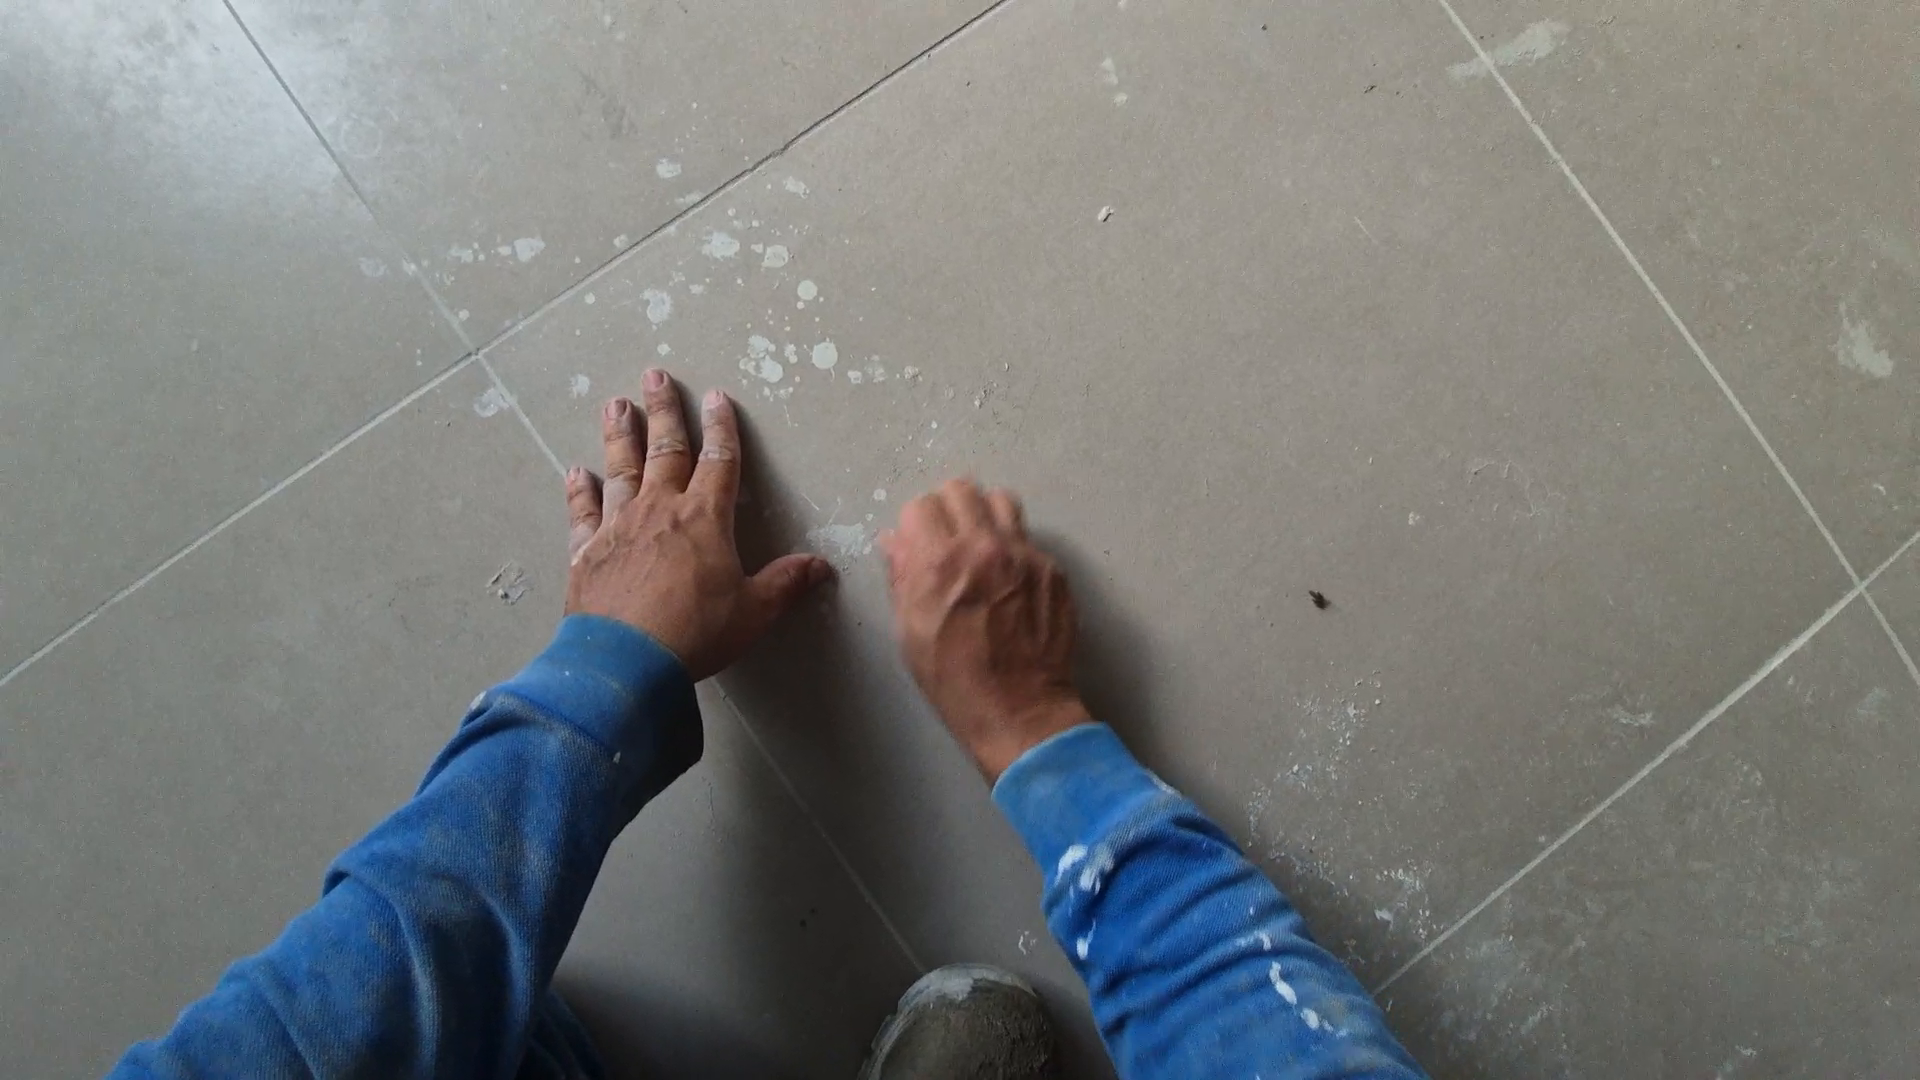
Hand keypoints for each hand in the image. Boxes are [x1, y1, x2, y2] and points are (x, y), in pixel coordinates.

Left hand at [564, 368, 831, 679]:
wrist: (625, 662)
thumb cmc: (697, 631)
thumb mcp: (755, 610)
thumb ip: (786, 583)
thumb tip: (822, 567)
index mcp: (705, 518)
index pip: (719, 461)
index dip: (722, 428)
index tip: (718, 398)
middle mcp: (660, 510)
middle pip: (664, 450)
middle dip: (663, 412)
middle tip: (655, 376)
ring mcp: (618, 527)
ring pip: (620, 470)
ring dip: (619, 436)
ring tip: (615, 404)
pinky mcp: (586, 552)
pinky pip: (582, 513)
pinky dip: (580, 491)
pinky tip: (576, 472)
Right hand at [880, 479, 1089, 782]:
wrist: (1019, 711)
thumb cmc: (953, 679)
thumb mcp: (908, 631)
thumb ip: (902, 576)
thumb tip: (894, 539)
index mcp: (939, 562)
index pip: (920, 505)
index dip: (914, 524)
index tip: (918, 543)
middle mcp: (983, 547)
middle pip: (961, 489)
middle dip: (947, 508)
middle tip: (947, 537)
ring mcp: (1024, 555)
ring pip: (1000, 500)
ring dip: (984, 515)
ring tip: (981, 544)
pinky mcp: (1052, 569)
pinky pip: (1027, 538)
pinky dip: (1012, 547)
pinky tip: (1009, 578)